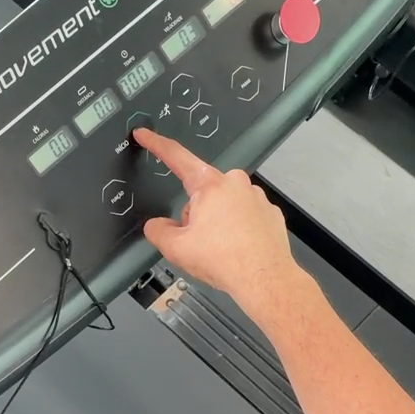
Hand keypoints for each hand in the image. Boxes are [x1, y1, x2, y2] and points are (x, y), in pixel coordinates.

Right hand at [135, 128, 303, 308]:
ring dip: (217, 223)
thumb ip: (157, 231)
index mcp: (209, 186)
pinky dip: (237, 230)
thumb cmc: (226, 261)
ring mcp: (256, 197)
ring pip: (223, 205)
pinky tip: (237, 249)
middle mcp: (235, 184)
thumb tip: (157, 226)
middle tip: (200, 241)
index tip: (145, 135)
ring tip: (222, 249)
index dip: (156, 144)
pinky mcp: (269, 212)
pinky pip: (244, 216)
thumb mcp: (176, 249)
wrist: (264, 279)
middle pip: (201, 193)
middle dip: (195, 214)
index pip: (176, 157)